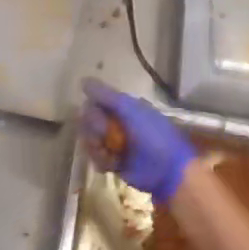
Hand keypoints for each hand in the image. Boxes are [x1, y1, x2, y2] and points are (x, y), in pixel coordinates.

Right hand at [81, 78, 196, 204]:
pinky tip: (113, 164)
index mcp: (122, 108)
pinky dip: (102, 161)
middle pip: (88, 123)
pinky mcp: (112, 162)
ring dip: (96, 148)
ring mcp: (113, 143)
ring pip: (89, 141)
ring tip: (110, 154)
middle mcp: (115, 123)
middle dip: (93, 131)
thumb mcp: (130, 110)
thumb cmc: (152, 135)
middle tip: (104, 137)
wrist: (166, 169)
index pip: (94, 104)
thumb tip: (82, 80)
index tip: (100, 118)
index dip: (92, 112)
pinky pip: (95, 158)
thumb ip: (107, 96)